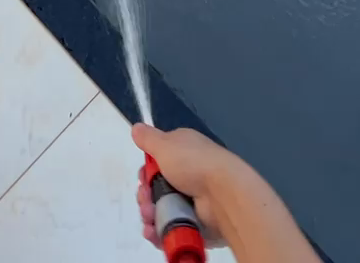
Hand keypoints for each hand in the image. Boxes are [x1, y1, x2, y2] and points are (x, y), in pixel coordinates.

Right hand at [132, 124, 239, 248]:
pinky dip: (159, 231)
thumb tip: (136, 127)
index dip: (146, 171)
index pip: (157, 162)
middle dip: (145, 195)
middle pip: (156, 187)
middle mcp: (186, 174)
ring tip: (150, 217)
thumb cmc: (194, 163)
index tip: (143, 177)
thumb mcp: (165, 144)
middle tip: (146, 200)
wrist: (223, 194)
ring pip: (160, 209)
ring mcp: (191, 200)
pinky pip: (170, 227)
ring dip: (150, 214)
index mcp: (182, 151)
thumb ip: (148, 137)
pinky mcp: (194, 222)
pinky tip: (153, 231)